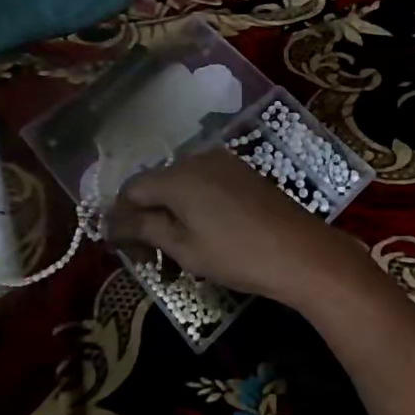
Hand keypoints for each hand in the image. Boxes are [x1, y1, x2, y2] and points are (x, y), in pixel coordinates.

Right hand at [107, 150, 374, 307]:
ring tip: (174, 248)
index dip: (120, 217)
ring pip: (182, 184)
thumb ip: (146, 229)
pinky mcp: (244, 173)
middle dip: (145, 215)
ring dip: (170, 212)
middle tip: (146, 253)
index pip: (132, 188)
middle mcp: (198, 159)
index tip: (119, 246)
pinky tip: (202, 232)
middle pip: (157, 183)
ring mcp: (224, 163)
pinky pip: (205, 184)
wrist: (301, 252)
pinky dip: (194, 205)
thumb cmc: (237, 254)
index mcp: (178, 176)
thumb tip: (113, 223)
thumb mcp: (185, 247)